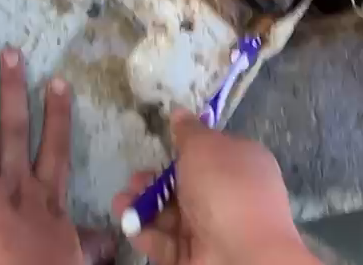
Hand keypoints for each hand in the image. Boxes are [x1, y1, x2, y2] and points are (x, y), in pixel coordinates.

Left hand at [0, 47, 94, 264]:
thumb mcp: (72, 264)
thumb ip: (88, 245)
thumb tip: (112, 237)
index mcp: (46, 202)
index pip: (56, 149)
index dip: (58, 115)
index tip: (59, 81)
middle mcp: (15, 187)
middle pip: (15, 129)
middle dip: (13, 89)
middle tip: (9, 52)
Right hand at [111, 111, 321, 264]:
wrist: (242, 257)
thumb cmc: (225, 188)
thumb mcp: (203, 145)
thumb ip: (188, 130)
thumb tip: (179, 111)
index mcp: (241, 164)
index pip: (211, 151)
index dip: (184, 148)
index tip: (161, 144)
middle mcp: (230, 196)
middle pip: (185, 184)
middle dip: (153, 180)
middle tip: (133, 178)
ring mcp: (214, 230)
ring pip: (172, 213)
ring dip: (143, 206)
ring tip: (120, 203)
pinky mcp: (197, 258)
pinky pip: (168, 242)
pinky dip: (147, 233)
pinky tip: (128, 225)